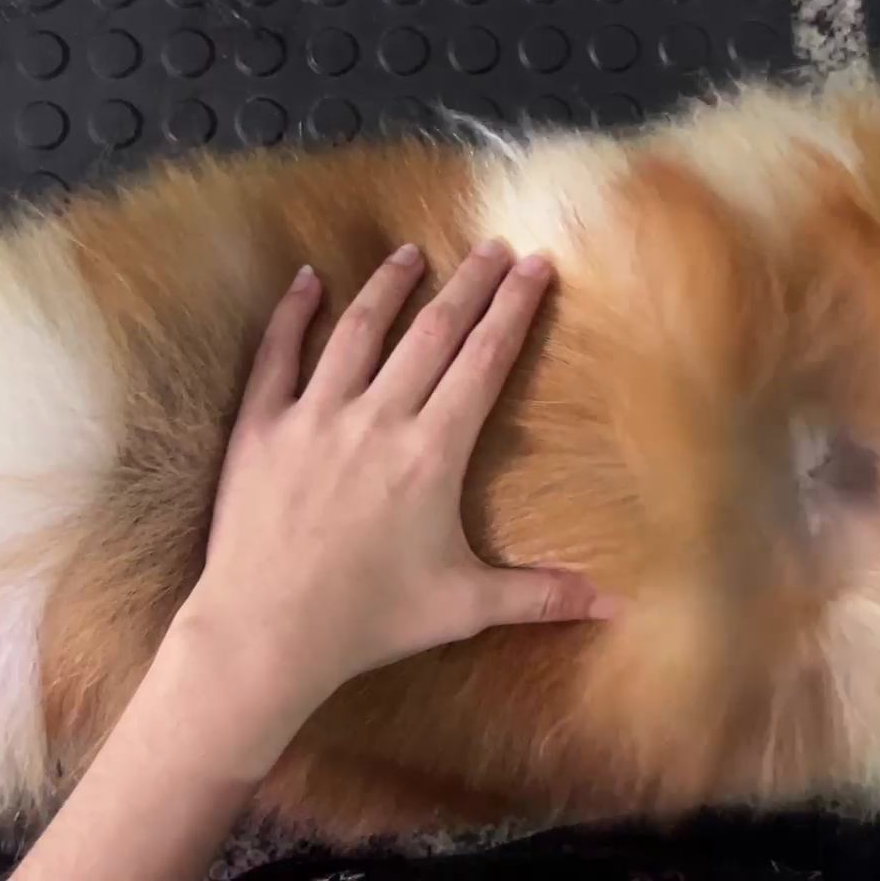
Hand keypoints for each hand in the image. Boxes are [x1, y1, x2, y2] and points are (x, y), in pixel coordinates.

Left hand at [173, 240, 614, 762]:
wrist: (266, 635)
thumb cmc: (371, 618)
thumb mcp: (466, 606)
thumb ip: (542, 595)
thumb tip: (617, 606)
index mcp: (432, 450)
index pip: (485, 360)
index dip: (514, 309)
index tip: (535, 265)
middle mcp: (379, 416)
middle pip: (434, 331)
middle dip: (470, 283)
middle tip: (492, 246)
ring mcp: (316, 413)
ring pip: (360, 329)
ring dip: (390, 285)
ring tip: (411, 252)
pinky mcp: (262, 424)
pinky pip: (277, 354)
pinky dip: (292, 312)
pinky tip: (307, 278)